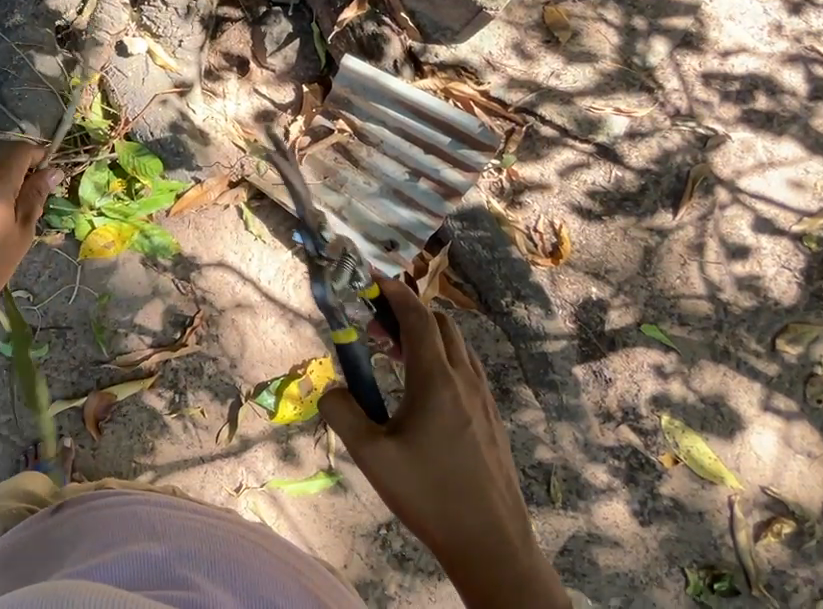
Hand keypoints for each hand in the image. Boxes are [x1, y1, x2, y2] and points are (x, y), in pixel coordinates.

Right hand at [318, 278, 565, 608]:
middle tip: (375, 322)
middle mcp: (465, 382)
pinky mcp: (493, 422)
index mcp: (436, 381)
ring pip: (459, 348)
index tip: (372, 278)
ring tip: (393, 353)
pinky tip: (420, 390)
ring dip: (427, 336)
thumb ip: (341, 411)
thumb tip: (329, 387)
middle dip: (409, 312)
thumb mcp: (369, 454)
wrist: (492, 545)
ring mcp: (485, 402)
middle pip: (442, 325)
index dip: (395, 292)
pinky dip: (442, 359)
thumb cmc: (428, 495)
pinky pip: (467, 371)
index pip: (417, 318)